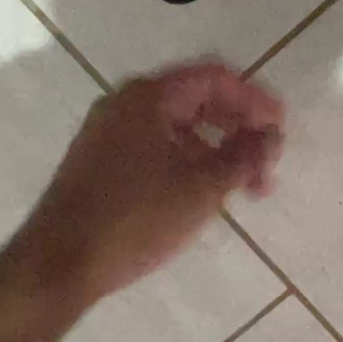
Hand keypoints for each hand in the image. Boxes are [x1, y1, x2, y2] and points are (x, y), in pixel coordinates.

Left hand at [12, 61, 283, 301]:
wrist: (61, 261)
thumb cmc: (137, 218)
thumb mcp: (202, 188)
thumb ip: (244, 157)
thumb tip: (272, 136)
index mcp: (148, 97)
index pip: (215, 79)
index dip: (255, 101)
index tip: (281, 131)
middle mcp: (125, 104)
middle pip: (197, 101)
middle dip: (239, 130)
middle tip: (266, 166)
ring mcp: (108, 134)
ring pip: (177, 129)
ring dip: (217, 152)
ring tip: (243, 190)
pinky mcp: (100, 163)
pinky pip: (156, 149)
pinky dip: (188, 164)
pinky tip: (203, 196)